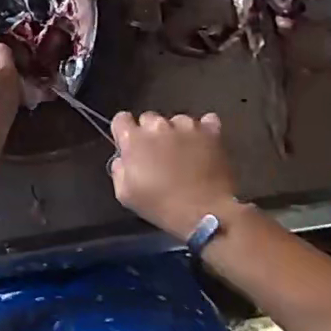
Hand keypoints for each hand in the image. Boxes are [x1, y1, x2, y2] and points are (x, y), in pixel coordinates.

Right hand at [109, 111, 246, 238]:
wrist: (206, 212)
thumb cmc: (161, 205)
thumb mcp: (125, 194)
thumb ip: (118, 170)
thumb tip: (123, 159)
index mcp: (133, 139)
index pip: (121, 119)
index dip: (124, 131)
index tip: (130, 144)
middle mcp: (158, 126)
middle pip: (149, 118)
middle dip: (150, 132)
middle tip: (158, 152)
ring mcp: (186, 126)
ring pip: (176, 120)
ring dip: (176, 132)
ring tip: (184, 151)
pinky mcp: (212, 132)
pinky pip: (207, 121)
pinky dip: (203, 130)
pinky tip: (204, 142)